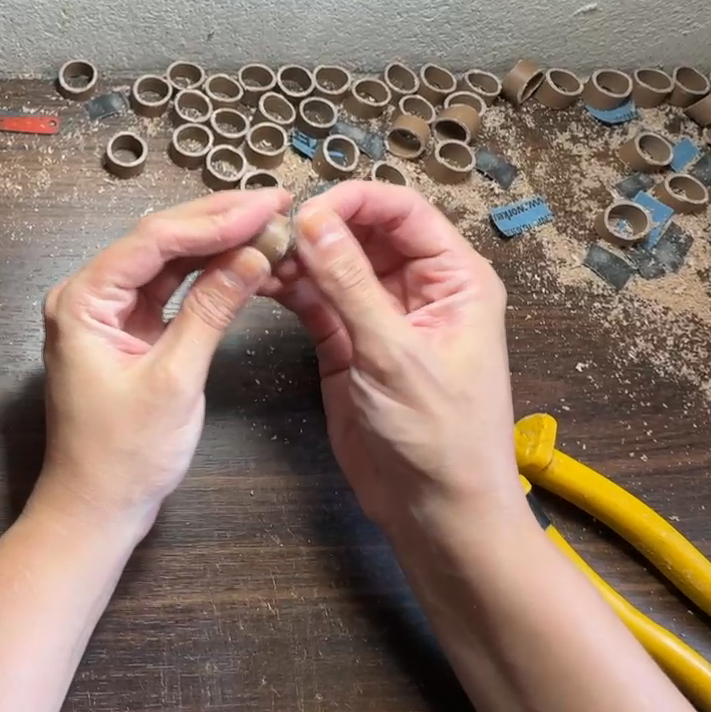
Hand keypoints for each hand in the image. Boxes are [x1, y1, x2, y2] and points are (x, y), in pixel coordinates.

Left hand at [35, 189, 291, 535]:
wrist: (97, 507)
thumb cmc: (124, 455)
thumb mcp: (174, 379)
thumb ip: (211, 311)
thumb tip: (254, 255)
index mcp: (81, 301)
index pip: (152, 241)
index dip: (212, 219)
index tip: (265, 204)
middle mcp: (87, 295)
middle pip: (157, 242)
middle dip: (216, 220)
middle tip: (274, 201)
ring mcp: (106, 311)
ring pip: (165, 261)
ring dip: (215, 242)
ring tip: (267, 221)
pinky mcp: (126, 329)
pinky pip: (167, 289)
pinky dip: (204, 275)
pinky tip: (240, 258)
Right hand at [271, 182, 523, 536]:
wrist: (433, 510)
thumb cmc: (440, 435)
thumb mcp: (395, 354)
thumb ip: (350, 284)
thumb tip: (313, 220)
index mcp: (453, 279)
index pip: (402, 212)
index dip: (354, 201)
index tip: (304, 210)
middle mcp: (415, 288)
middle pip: (362, 233)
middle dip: (317, 228)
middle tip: (269, 235)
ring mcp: (375, 315)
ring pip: (331, 265)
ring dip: (296, 257)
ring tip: (258, 260)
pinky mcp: (344, 342)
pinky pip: (314, 300)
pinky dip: (288, 289)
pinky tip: (261, 283)